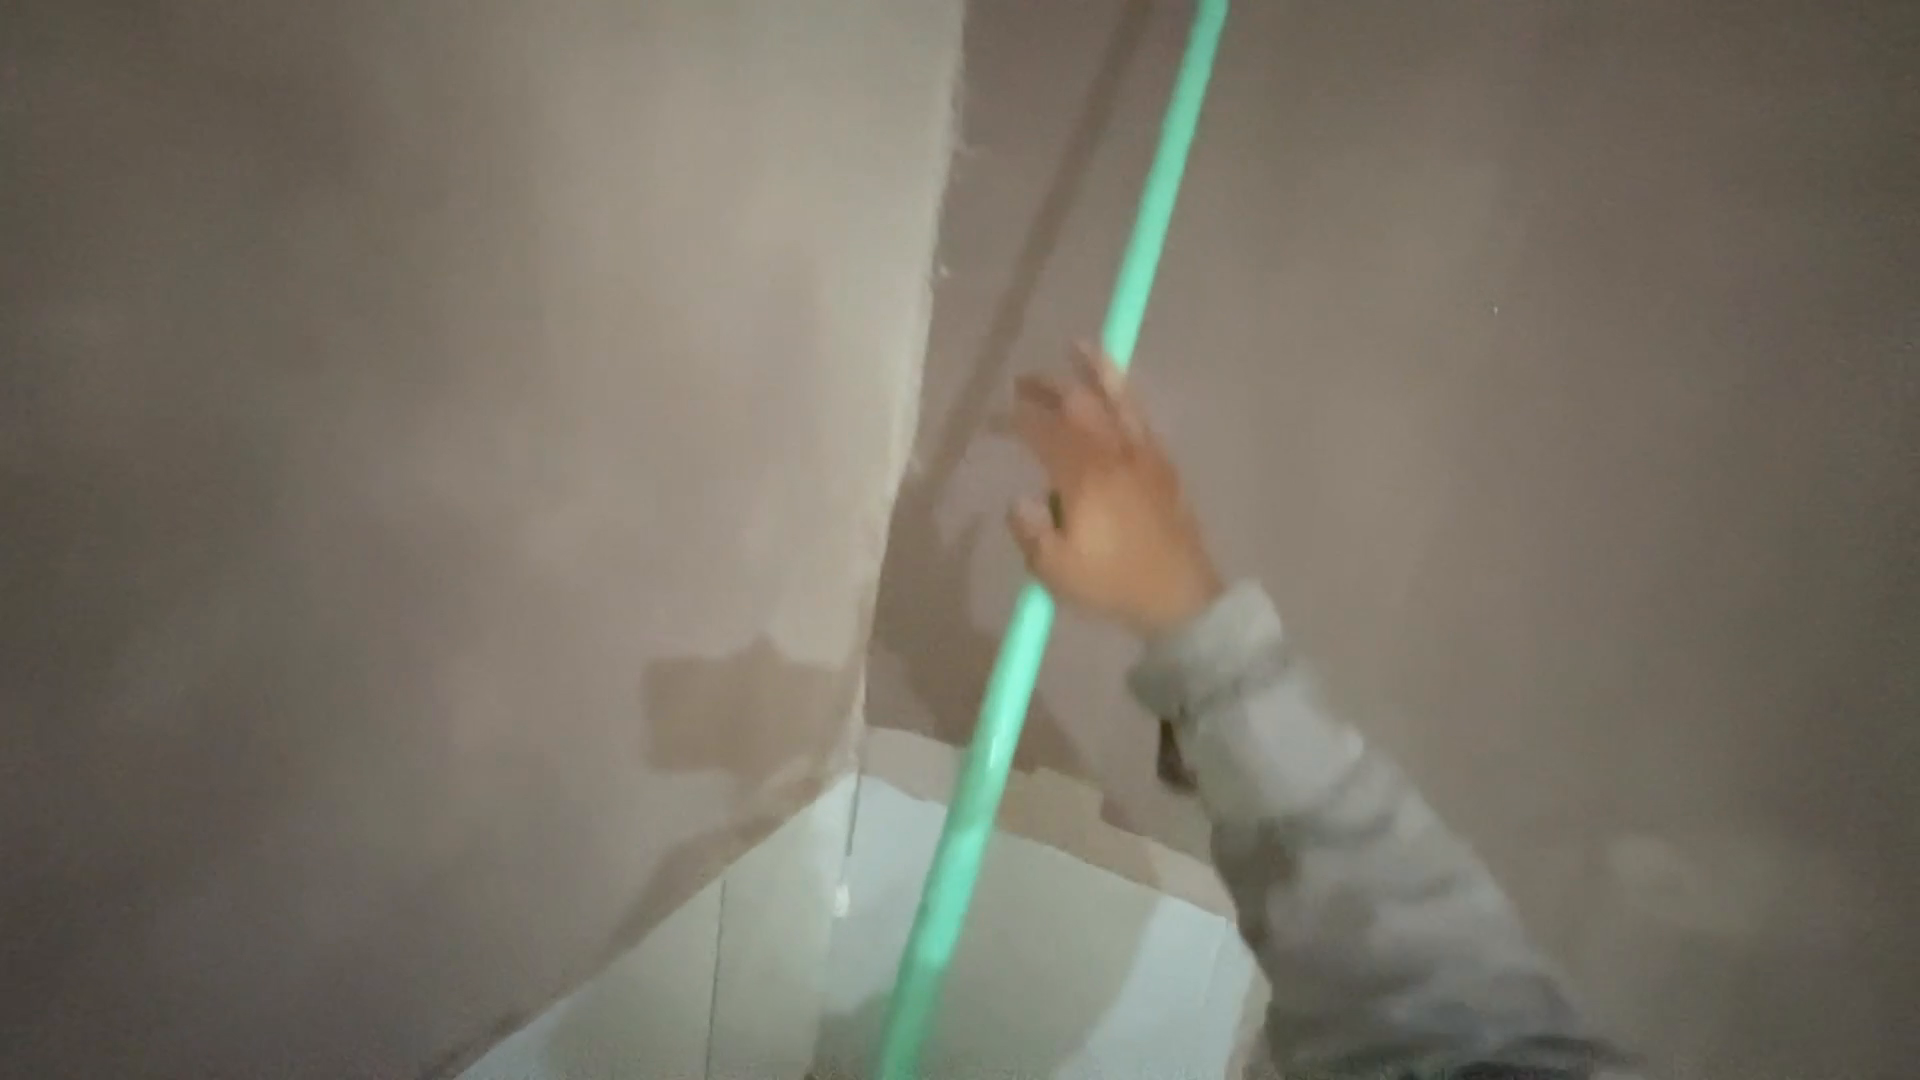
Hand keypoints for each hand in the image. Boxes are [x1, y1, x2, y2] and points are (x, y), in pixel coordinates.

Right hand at [1006, 342, 1222, 637]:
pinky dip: (1126, 397)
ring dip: (1097, 370)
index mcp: (1084, 476)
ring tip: (1081, 346)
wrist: (1180, 597)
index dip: (1016, 419)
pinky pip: (1142, 418)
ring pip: (1120, 399)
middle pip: (1080, 403)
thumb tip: (1021, 501)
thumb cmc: (1113, 584)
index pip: (1043, 432)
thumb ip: (1029, 531)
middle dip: (1049, 385)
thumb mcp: (1055, 570)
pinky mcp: (1164, 467)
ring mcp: (1145, 456)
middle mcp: (1115, 455)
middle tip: (1024, 379)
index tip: (995, 418)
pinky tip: (1118, 394)